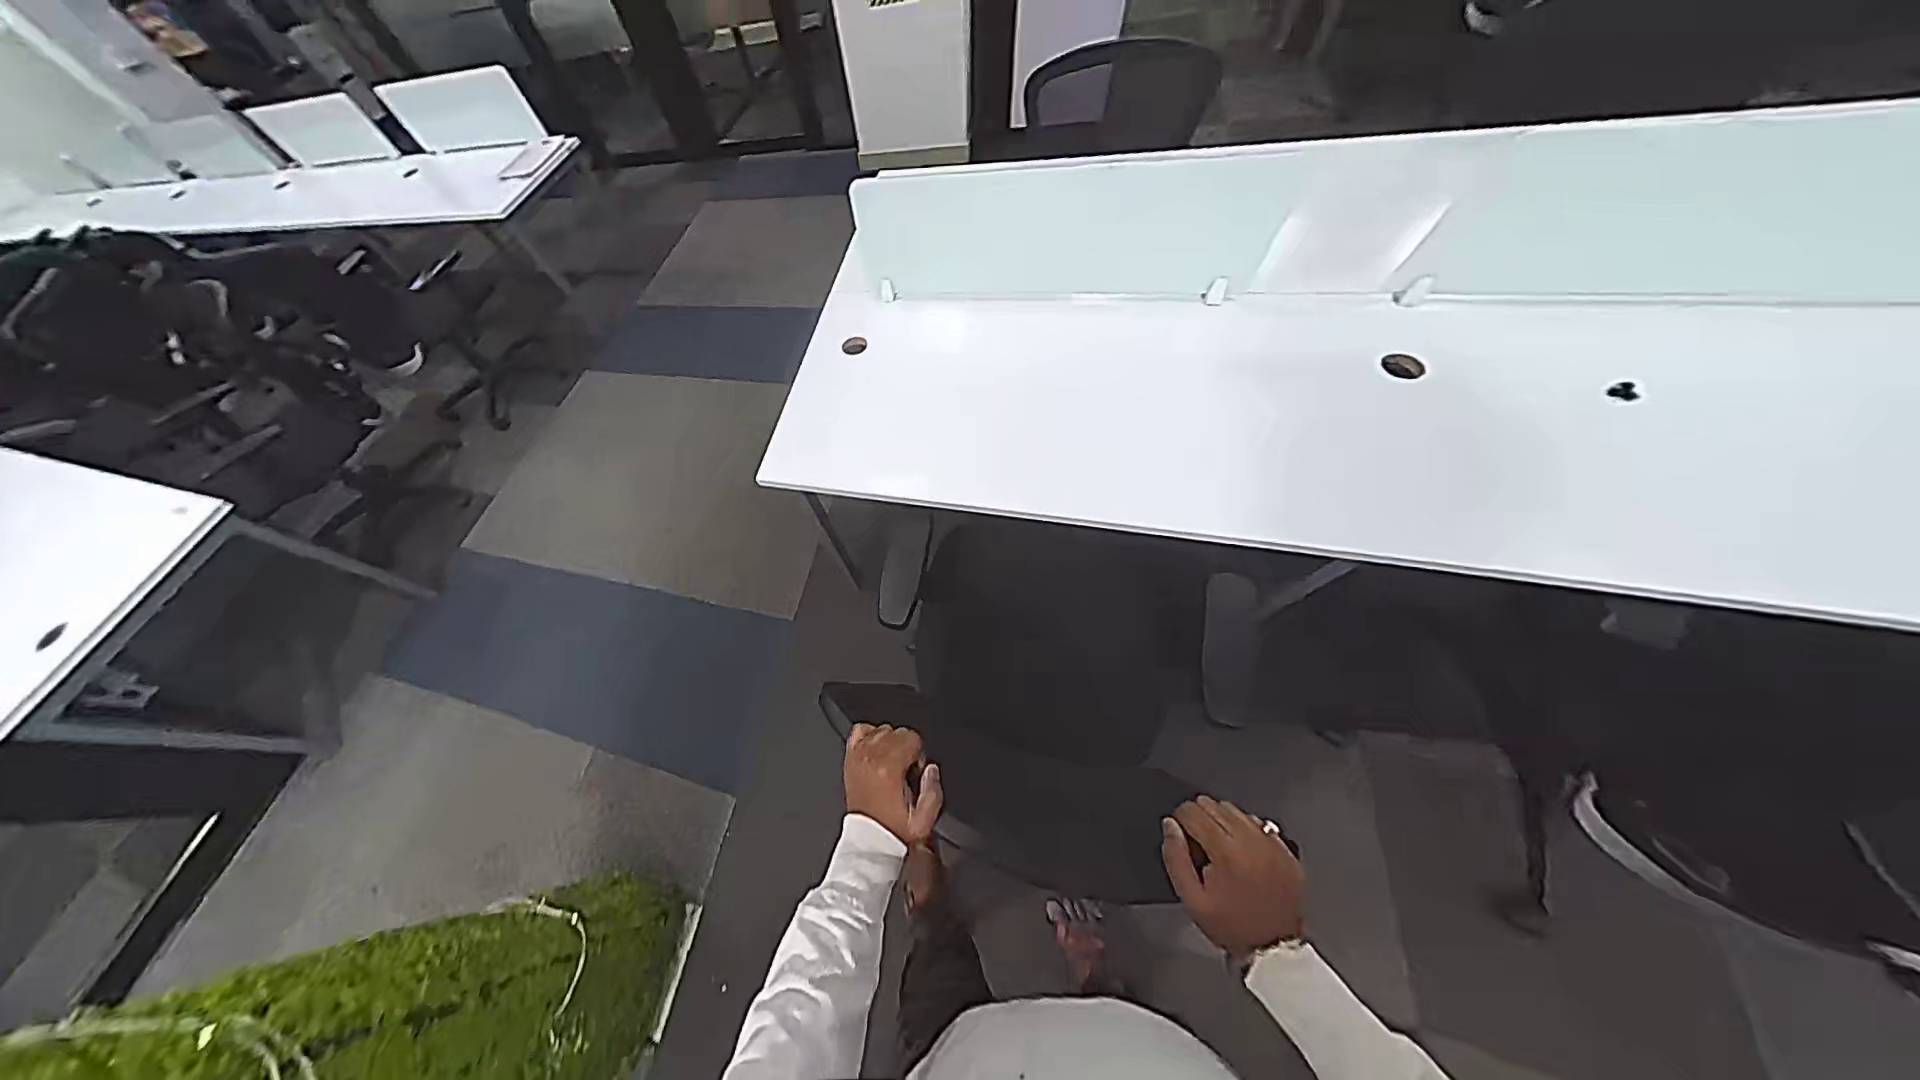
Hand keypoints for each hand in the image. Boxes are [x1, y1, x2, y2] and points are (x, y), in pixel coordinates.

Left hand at [844, 723, 942, 845]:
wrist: (869, 840)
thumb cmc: (893, 829)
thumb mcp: (923, 820)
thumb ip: (934, 791)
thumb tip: (931, 769)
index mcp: (889, 769)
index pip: (912, 737)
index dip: (919, 753)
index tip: (915, 770)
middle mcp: (871, 758)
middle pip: (898, 731)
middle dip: (907, 747)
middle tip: (905, 770)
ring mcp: (858, 756)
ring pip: (881, 729)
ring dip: (890, 742)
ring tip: (891, 763)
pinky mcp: (850, 759)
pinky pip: (860, 730)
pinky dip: (870, 736)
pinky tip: (876, 752)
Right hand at [1161, 796, 1303, 961]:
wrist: (1274, 949)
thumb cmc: (1232, 927)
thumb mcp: (1192, 899)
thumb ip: (1175, 857)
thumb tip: (1170, 826)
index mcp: (1226, 853)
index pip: (1193, 812)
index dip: (1180, 819)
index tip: (1179, 831)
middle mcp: (1251, 843)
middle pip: (1214, 805)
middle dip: (1200, 816)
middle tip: (1197, 841)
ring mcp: (1272, 845)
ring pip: (1236, 810)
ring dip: (1222, 819)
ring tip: (1218, 845)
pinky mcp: (1285, 851)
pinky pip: (1259, 823)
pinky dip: (1245, 828)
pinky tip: (1240, 848)